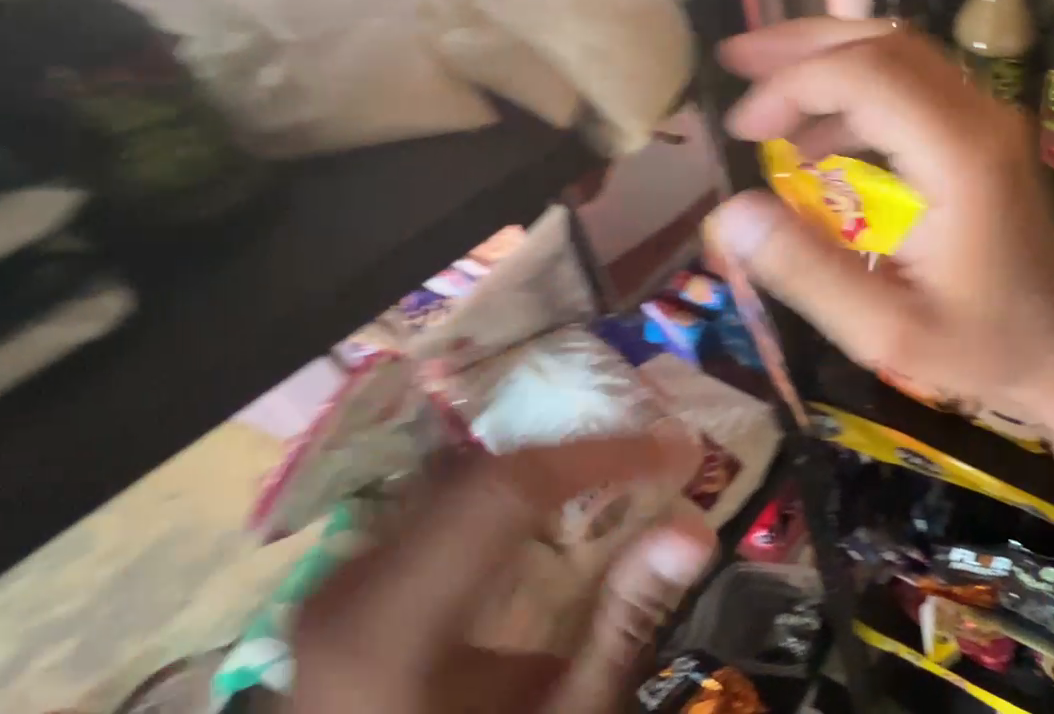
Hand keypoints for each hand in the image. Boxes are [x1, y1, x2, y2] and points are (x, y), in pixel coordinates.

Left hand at [291, 430, 715, 713]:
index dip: (600, 456)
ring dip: (548, 472)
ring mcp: (338, 584)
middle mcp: (350, 590)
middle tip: (658, 455)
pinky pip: (440, 509)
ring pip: (462, 485)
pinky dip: (510, 499)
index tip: (678, 448)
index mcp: (392, 629)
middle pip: (486, 479)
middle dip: (582, 457)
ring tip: (621, 473)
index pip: (508, 493)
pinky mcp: (346, 588)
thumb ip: (620, 626)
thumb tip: (692, 531)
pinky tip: (555, 511)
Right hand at [705, 18, 1053, 433]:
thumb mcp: (886, 331)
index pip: (867, 74)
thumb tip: (728, 215)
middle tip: (737, 60)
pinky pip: (919, 88)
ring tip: (767, 102)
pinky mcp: (989, 138)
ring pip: (904, 56)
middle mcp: (982, 120)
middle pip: (887, 43)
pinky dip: (862, 96)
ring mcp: (992, 123)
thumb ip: (806, 271)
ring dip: (831, 65)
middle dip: (804, 46)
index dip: (793, 84)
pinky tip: (821, 141)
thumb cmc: (984, 349)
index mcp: (960, 157)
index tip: (742, 128)